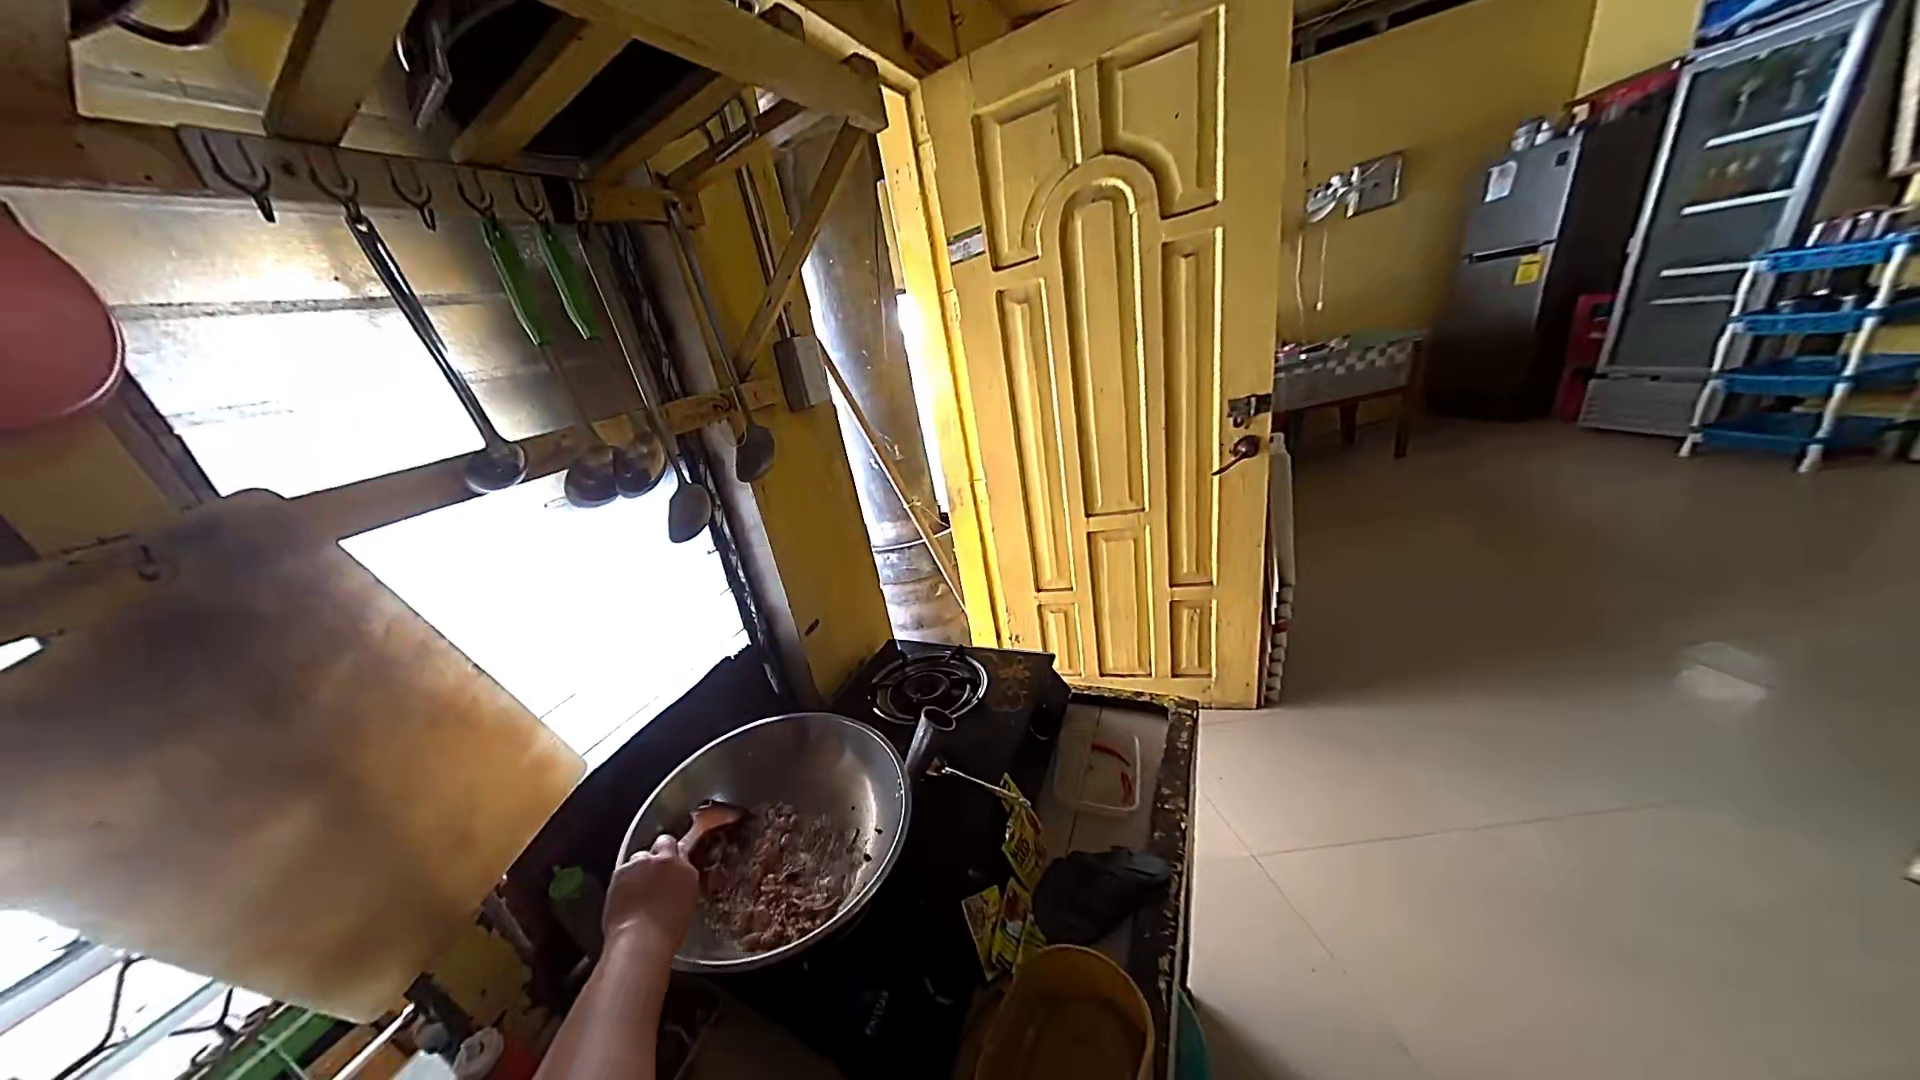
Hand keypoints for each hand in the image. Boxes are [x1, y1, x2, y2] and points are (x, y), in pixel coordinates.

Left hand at [603, 833, 698, 953]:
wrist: (640, 940)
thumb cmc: (665, 933)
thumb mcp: (686, 904)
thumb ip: (682, 883)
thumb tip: (675, 882)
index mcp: (686, 869)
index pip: (683, 849)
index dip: (675, 857)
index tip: (671, 865)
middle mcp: (666, 860)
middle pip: (663, 843)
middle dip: (659, 854)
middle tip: (654, 873)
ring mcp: (642, 863)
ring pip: (640, 857)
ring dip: (640, 868)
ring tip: (637, 890)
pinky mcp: (621, 872)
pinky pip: (623, 870)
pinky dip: (623, 880)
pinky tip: (625, 897)